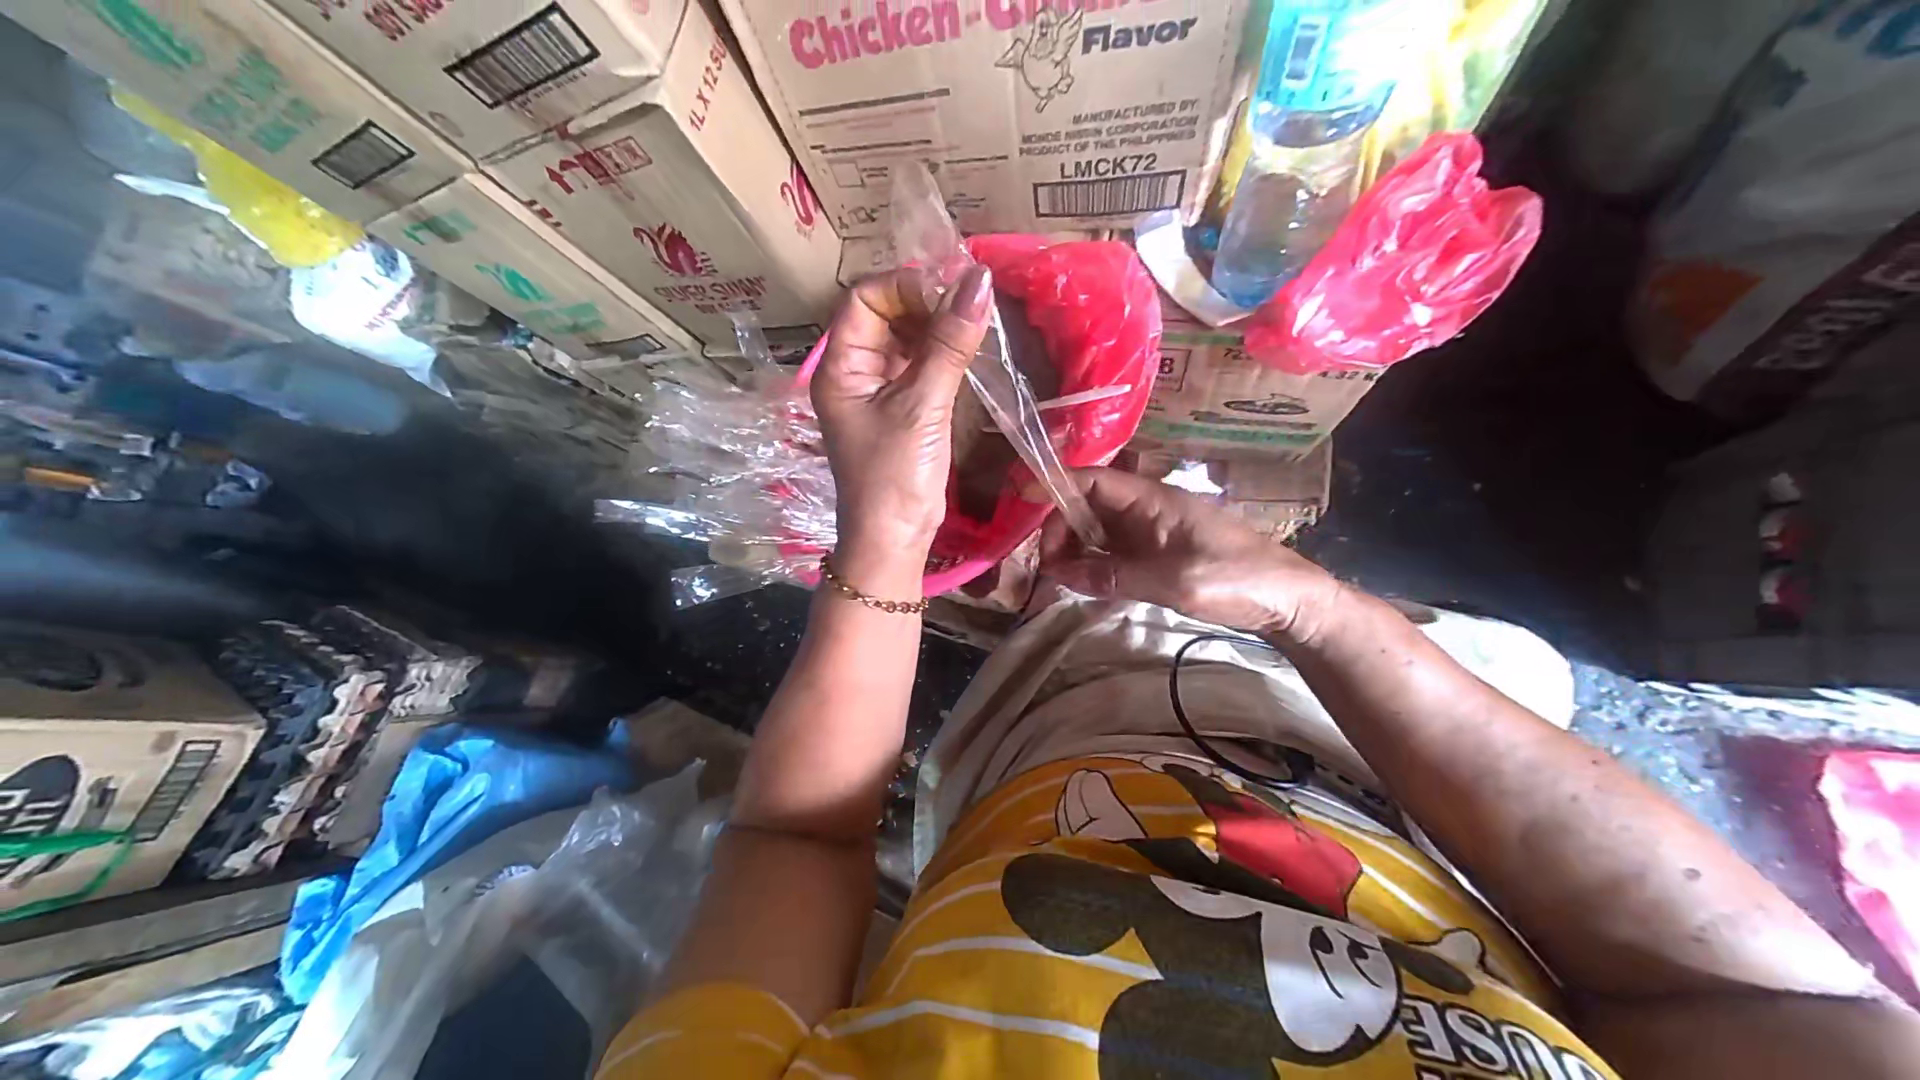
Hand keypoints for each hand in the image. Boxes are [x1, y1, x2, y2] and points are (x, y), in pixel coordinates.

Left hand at [813, 266, 992, 571]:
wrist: (894, 540)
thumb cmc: (895, 477)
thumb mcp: (922, 407)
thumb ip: (950, 344)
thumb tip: (980, 280)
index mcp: (841, 366)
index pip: (865, 298)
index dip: (906, 285)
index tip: (951, 290)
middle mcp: (855, 371)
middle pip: (886, 313)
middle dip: (927, 302)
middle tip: (973, 301)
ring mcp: (879, 390)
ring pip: (907, 338)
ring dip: (939, 326)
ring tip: (977, 320)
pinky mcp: (902, 408)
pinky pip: (921, 364)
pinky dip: (944, 352)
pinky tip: (970, 348)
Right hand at [1038, 468, 1344, 641]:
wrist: (1288, 601)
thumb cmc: (1235, 579)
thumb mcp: (1172, 581)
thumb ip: (1113, 575)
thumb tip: (1058, 573)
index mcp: (1150, 499)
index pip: (1091, 480)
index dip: (1053, 483)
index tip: (1019, 497)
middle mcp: (1145, 509)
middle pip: (1086, 504)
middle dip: (1058, 528)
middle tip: (1047, 567)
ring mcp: (1150, 532)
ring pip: (1096, 529)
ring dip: (1072, 548)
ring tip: (1058, 578)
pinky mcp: (1156, 554)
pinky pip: (1111, 551)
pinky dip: (1091, 563)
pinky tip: (1081, 583)